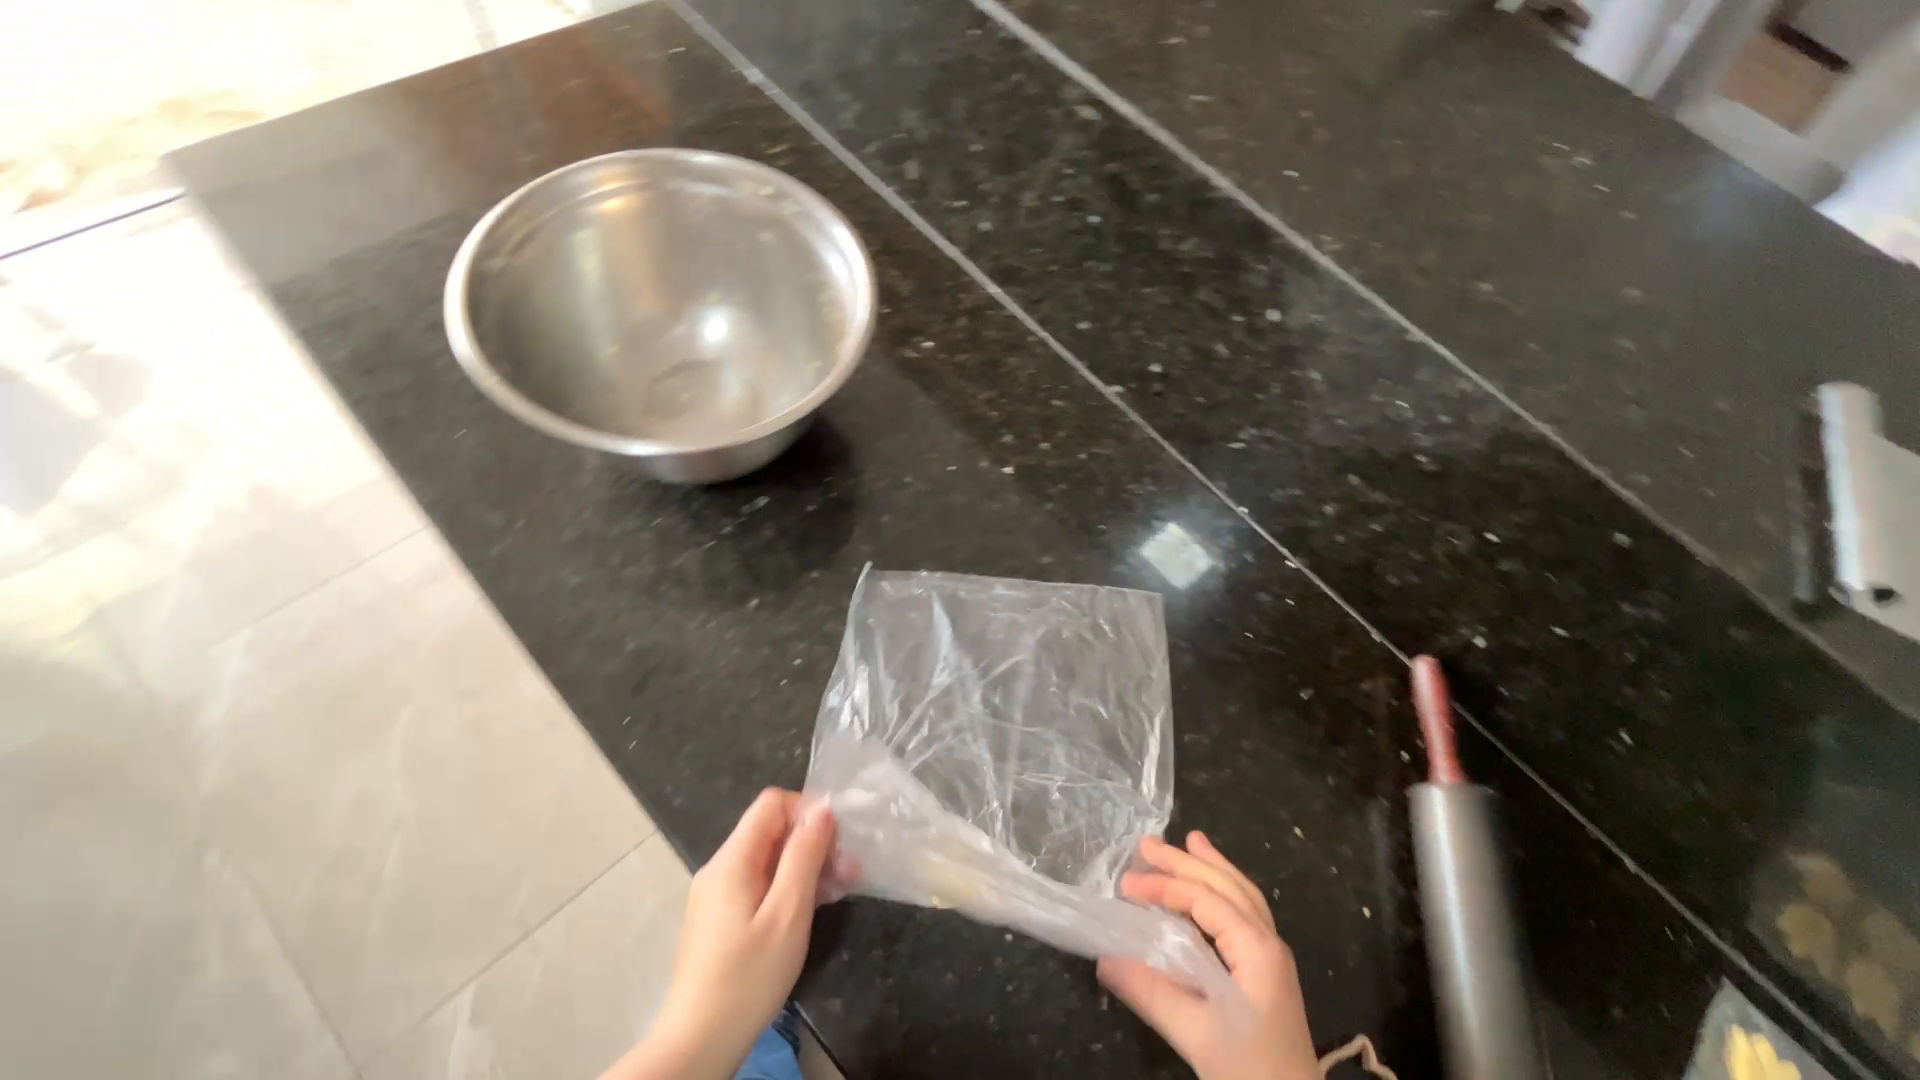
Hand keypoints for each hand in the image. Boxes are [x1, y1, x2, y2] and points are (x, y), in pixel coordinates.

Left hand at [603, 789, 835, 1079]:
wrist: (699, 1040)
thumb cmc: (748, 975)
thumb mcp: (788, 913)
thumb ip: (804, 856)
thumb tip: (823, 809)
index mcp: (732, 860)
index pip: (772, 804)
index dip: (808, 810)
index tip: (839, 838)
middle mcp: (720, 868)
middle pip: (771, 831)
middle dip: (813, 842)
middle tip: (850, 871)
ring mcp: (718, 894)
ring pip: (768, 859)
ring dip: (805, 867)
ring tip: (840, 891)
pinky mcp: (721, 918)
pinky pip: (759, 884)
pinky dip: (788, 887)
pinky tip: (812, 910)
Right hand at [1098, 832, 1318, 1079]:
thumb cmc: (1249, 1070)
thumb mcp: (1196, 1033)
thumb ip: (1150, 992)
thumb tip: (1103, 959)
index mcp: (1256, 949)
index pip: (1205, 901)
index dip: (1164, 888)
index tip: (1125, 886)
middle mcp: (1268, 943)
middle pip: (1227, 887)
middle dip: (1188, 862)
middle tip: (1148, 843)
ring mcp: (1271, 957)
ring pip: (1242, 896)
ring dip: (1212, 869)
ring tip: (1191, 841)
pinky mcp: (1267, 973)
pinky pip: (1246, 914)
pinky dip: (1224, 892)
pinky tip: (1211, 892)